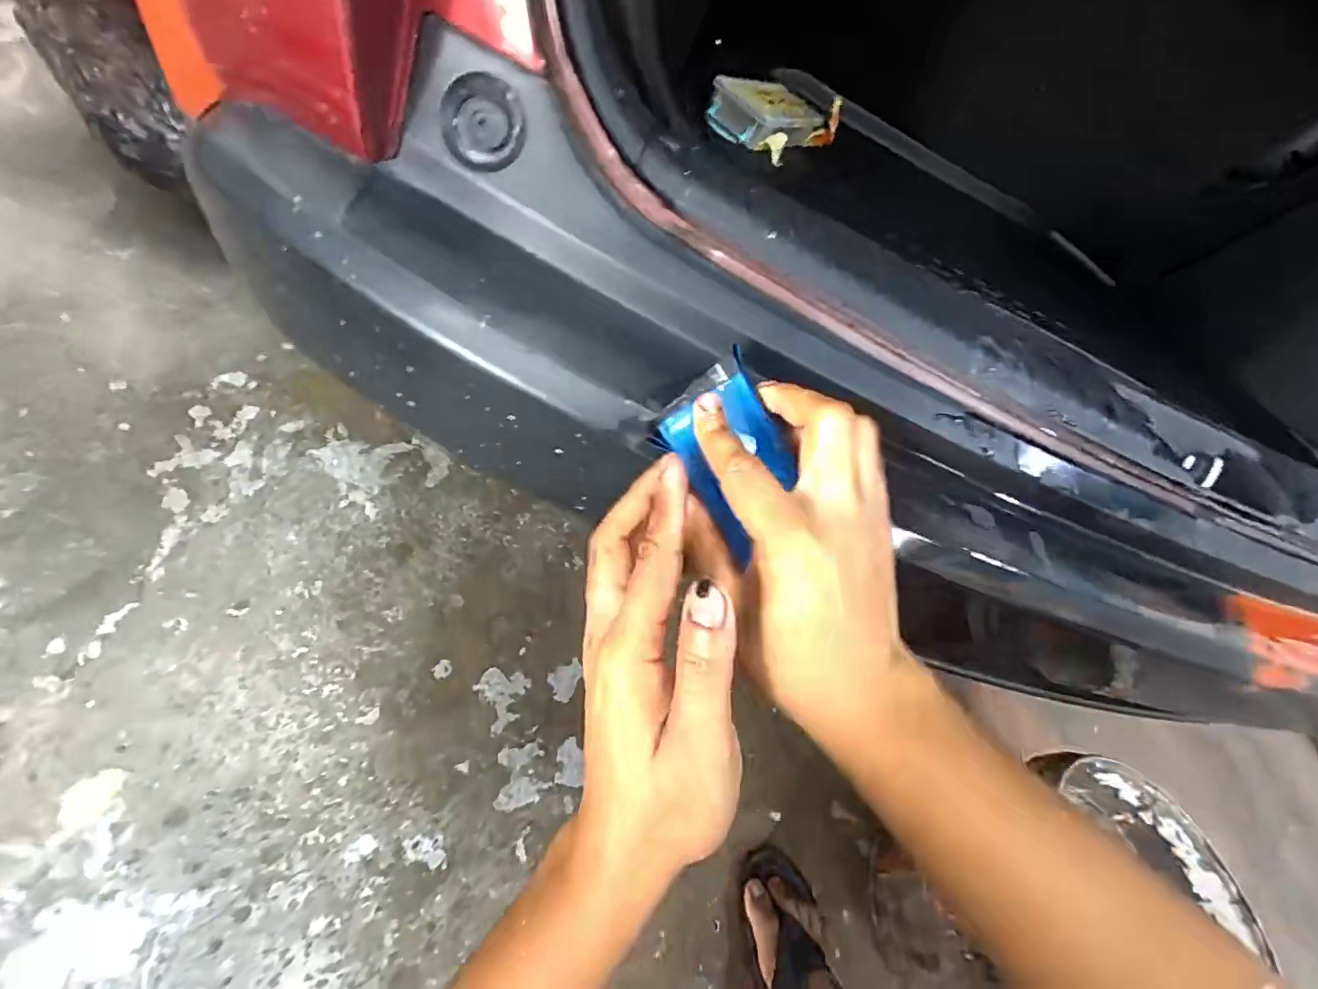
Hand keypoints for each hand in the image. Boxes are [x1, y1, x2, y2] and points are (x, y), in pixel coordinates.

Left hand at [574, 456, 741, 892]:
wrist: (625, 850)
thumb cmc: (669, 805)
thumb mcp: (697, 742)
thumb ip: (705, 664)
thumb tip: (711, 590)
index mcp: (627, 655)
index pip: (646, 568)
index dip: (664, 515)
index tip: (681, 469)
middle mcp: (607, 640)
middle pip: (609, 553)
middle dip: (637, 503)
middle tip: (673, 466)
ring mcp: (608, 648)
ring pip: (613, 566)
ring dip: (639, 520)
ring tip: (676, 489)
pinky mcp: (619, 656)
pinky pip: (626, 586)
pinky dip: (646, 550)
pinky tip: (677, 544)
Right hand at [690, 384, 921, 737]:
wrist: (866, 688)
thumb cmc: (792, 662)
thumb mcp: (734, 608)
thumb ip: (708, 544)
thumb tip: (685, 496)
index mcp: (792, 539)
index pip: (747, 468)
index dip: (719, 435)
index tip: (705, 408)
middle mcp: (838, 511)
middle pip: (826, 422)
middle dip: (789, 398)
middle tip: (756, 407)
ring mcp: (869, 510)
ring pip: (856, 429)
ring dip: (817, 413)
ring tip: (782, 425)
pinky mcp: (883, 518)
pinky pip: (865, 454)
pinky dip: (837, 439)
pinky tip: (808, 459)